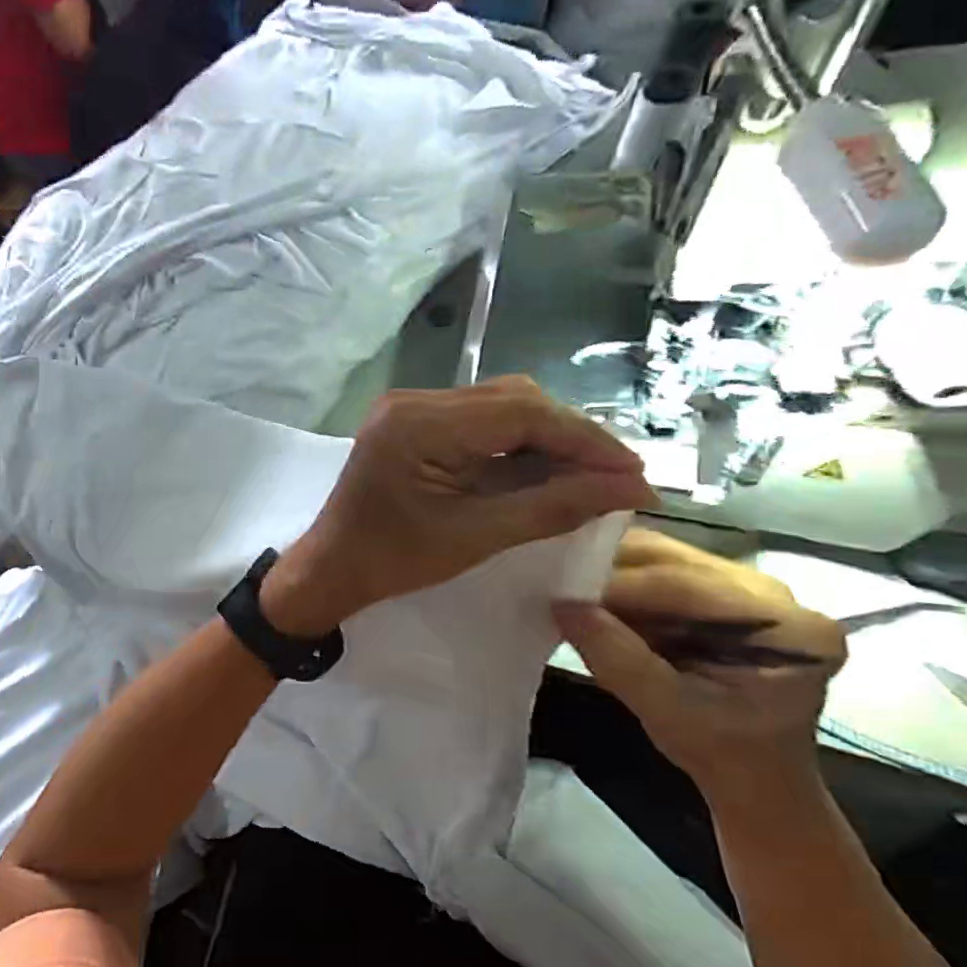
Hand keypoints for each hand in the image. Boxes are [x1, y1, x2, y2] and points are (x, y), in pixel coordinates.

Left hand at [262, 377, 654, 635]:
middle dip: (571, 436)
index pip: (522, 412)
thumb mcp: (477, 537)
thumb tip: (630, 488)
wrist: (332, 567)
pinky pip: (478, 420)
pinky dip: (517, 442)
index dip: (585, 440)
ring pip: (501, 405)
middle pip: (514, 400)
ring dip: (548, 437)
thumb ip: (554, 507)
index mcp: (420, 423)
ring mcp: (411, 406)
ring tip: (592, 474)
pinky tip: (546, 467)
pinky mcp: (414, 420)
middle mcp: (415, 399)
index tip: (634, 472)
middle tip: (618, 476)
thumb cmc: (394, 561)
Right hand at [551, 529, 845, 803]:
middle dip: (615, 572)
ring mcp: (753, 586)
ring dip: (617, 571)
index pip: (688, 588)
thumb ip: (618, 658)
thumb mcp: (666, 714)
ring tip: (576, 589)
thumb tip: (562, 605)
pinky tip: (599, 593)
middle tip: (563, 584)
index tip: (564, 593)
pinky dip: (628, 579)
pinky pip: (667, 567)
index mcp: (790, 629)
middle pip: (678, 562)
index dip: (621, 588)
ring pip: (668, 557)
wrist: (756, 778)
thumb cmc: (722, 755)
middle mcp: (777, 593)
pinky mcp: (727, 588)